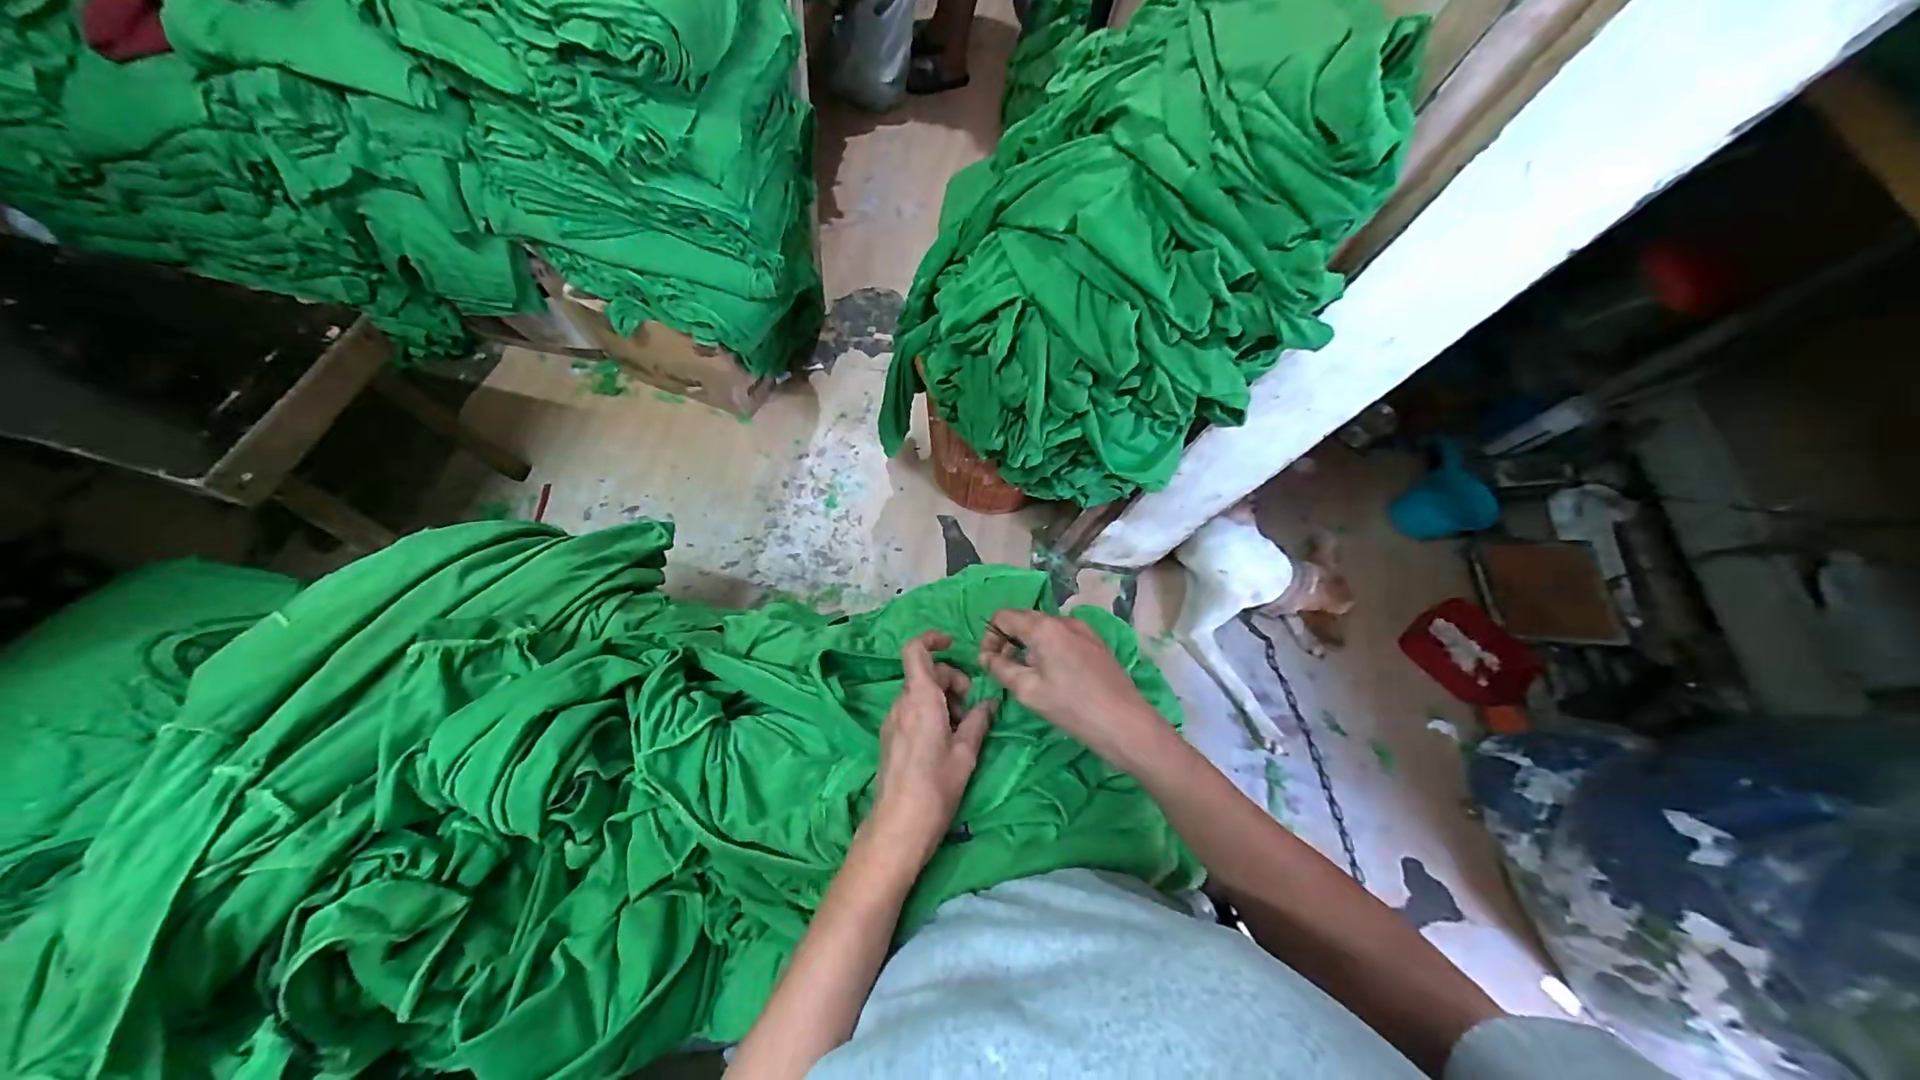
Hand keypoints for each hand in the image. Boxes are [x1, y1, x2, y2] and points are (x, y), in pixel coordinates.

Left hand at [865, 632, 995, 868]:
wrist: (899, 824)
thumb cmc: (937, 785)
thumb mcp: (966, 752)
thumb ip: (978, 721)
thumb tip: (989, 703)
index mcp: (920, 699)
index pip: (916, 650)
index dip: (932, 639)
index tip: (953, 644)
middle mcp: (901, 704)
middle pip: (925, 674)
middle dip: (951, 681)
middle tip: (971, 709)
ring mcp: (892, 721)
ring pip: (919, 693)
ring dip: (942, 699)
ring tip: (962, 729)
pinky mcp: (890, 737)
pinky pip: (911, 711)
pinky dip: (930, 713)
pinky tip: (945, 740)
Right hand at [978, 610, 1179, 774]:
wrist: (1126, 724)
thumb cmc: (1072, 708)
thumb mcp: (1028, 691)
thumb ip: (1001, 668)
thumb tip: (987, 656)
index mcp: (1044, 627)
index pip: (1004, 616)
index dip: (990, 636)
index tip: (989, 662)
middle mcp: (1064, 620)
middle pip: (1025, 619)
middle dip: (1008, 641)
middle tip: (1005, 671)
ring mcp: (1084, 630)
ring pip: (1045, 629)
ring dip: (1029, 646)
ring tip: (1029, 676)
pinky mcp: (1097, 644)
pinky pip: (1064, 638)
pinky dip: (1050, 649)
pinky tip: (1055, 676)